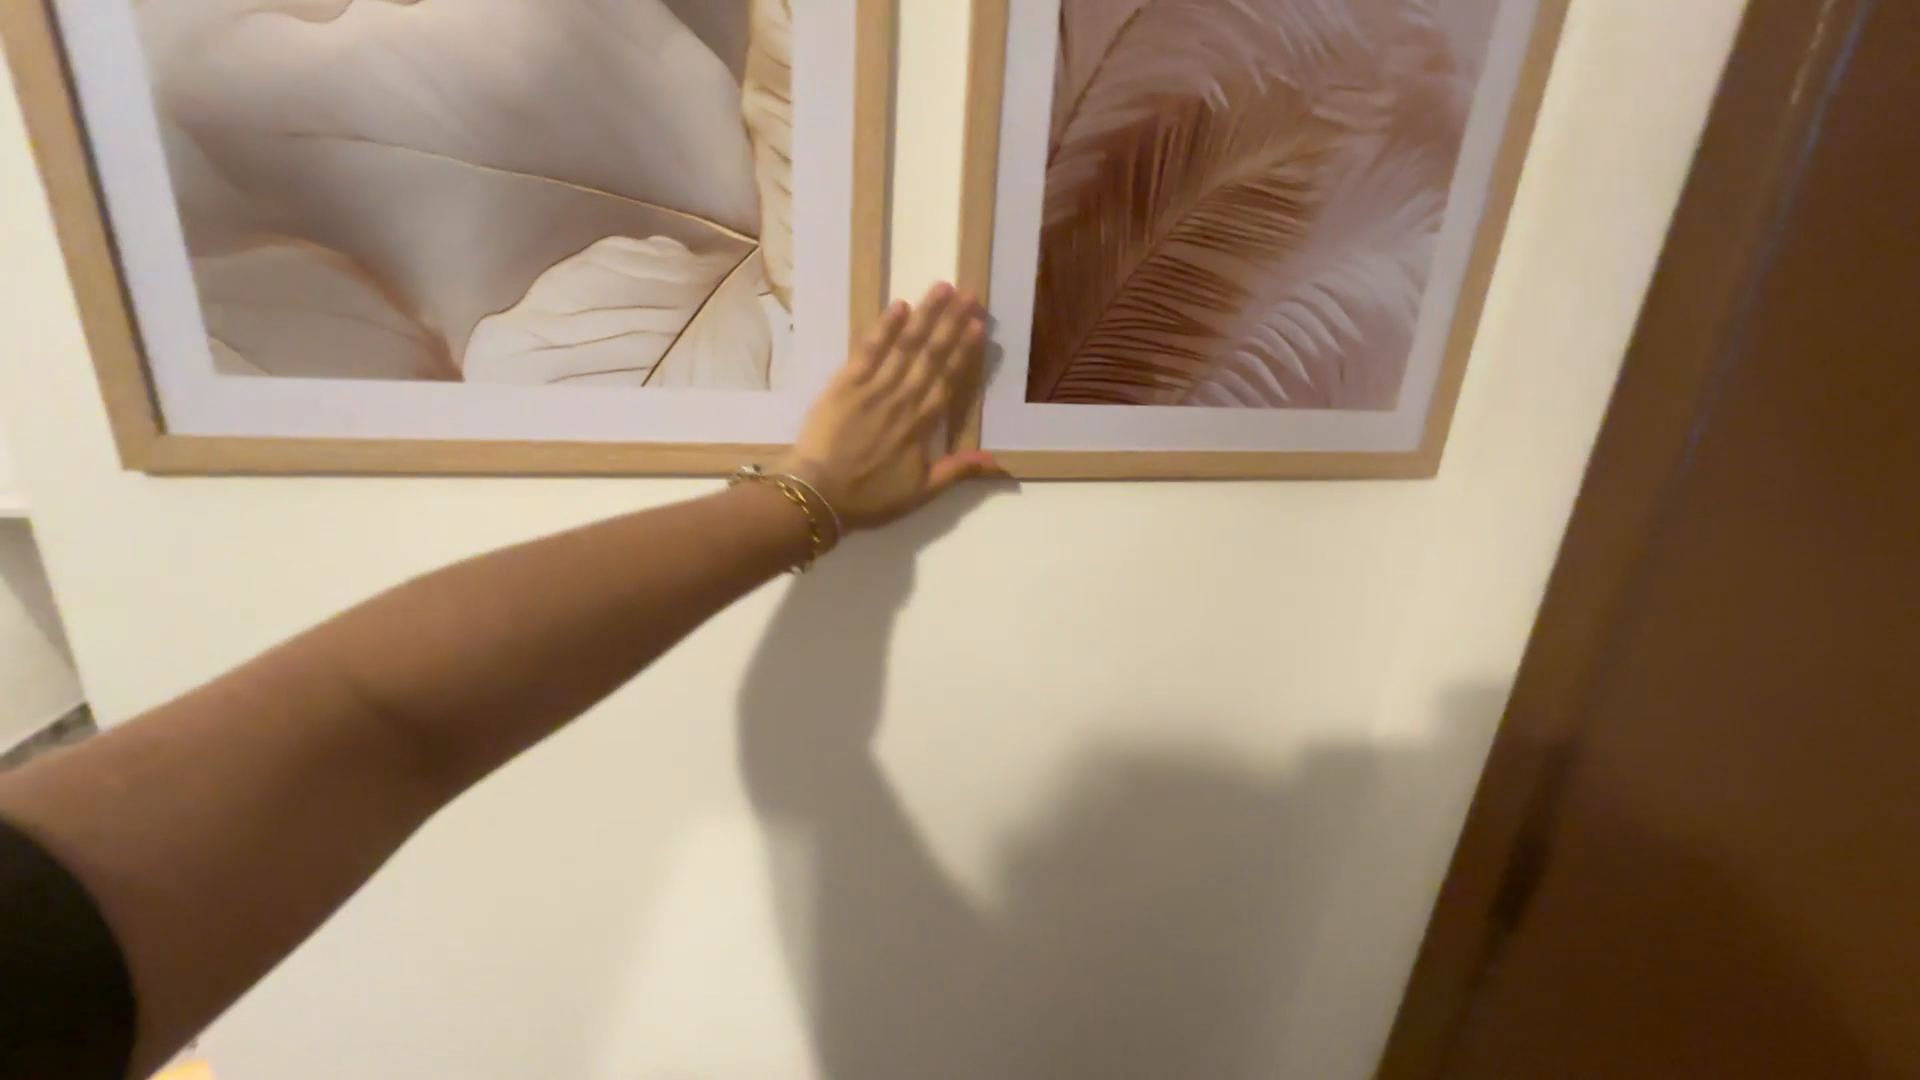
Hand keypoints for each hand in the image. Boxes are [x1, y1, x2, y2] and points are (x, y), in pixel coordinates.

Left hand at [777, 282, 1003, 532]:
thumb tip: (995, 460)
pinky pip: (868, 350)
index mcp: (923, 426)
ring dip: (925, 316)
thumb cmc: (870, 498)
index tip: (977, 325)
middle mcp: (903, 400)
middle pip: (931, 356)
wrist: (819, 495)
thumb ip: (957, 472)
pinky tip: (899, 306)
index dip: (964, 352)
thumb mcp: (921, 493)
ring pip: (905, 346)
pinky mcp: (845, 384)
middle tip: (968, 293)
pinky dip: (884, 328)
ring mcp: (874, 389)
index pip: (948, 381)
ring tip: (942, 288)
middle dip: (950, 323)